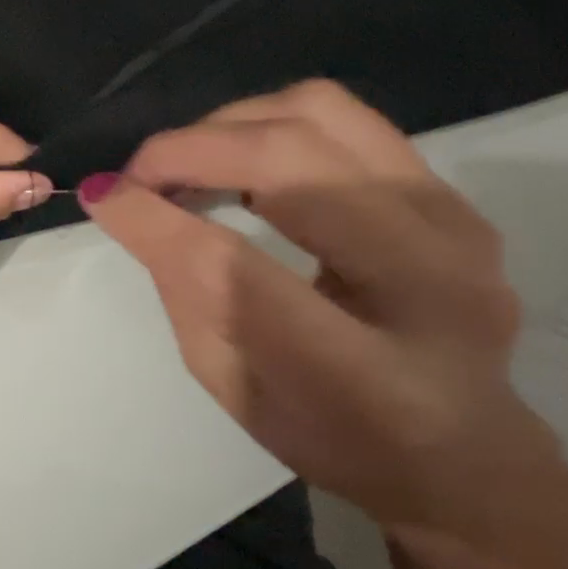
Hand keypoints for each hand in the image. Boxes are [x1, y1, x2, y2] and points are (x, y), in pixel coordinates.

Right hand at [77, 80, 566, 552]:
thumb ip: (183, 291)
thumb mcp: (232, 385)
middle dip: (189, 151)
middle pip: (290, 163)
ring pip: (322, 114)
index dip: (156, 220)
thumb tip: (121, 200)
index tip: (101, 196)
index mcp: (367, 373)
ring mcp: (455, 227)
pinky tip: (242, 166)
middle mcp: (432, 283)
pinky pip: (347, 122)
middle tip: (140, 176)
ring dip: (231, 126)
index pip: (238, 270)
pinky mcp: (454, 196)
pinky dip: (272, 128)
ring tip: (191, 164)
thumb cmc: (331, 435)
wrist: (465, 454)